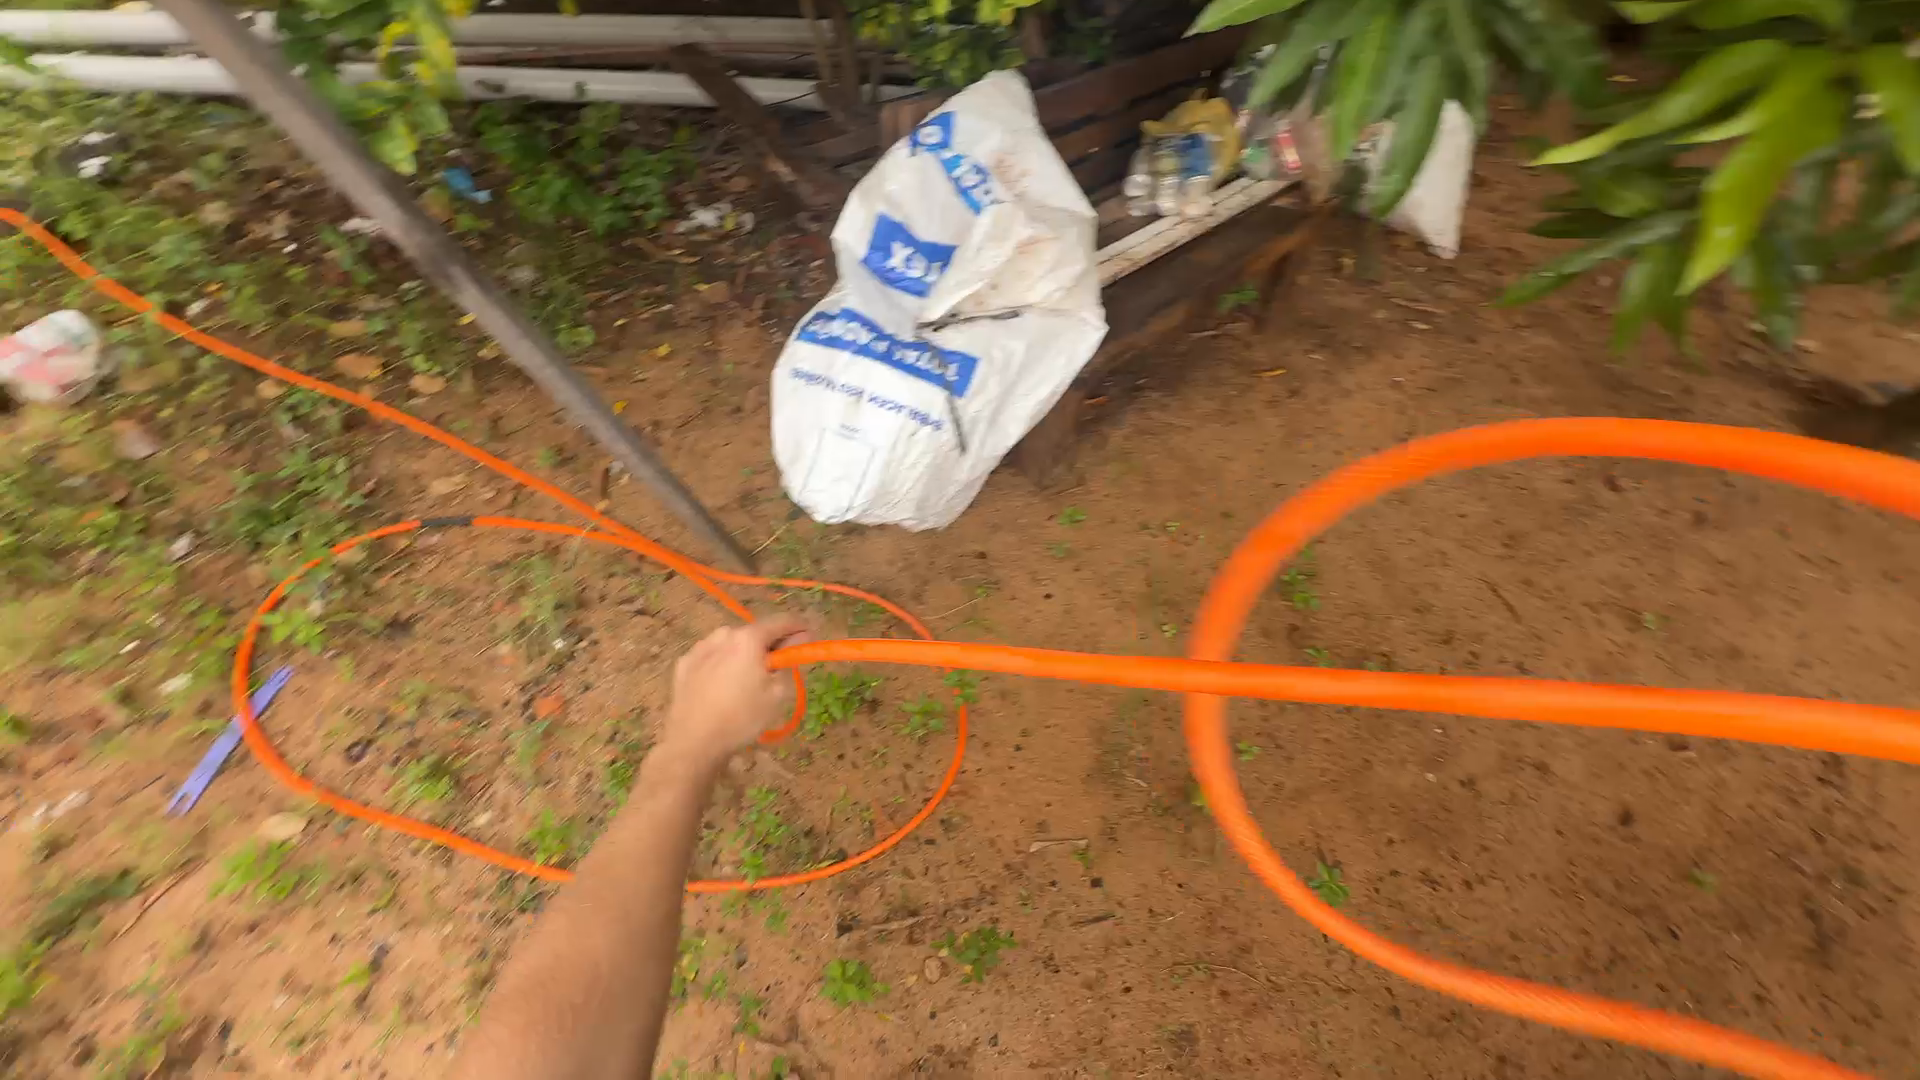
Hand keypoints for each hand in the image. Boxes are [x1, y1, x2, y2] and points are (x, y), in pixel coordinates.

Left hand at [658, 614, 810, 773]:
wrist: (693, 743)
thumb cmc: (742, 718)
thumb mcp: (777, 693)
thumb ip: (789, 661)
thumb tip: (799, 640)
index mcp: (748, 638)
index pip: (781, 621)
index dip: (799, 627)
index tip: (809, 638)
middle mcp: (723, 635)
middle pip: (755, 632)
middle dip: (770, 644)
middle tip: (779, 666)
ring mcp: (699, 648)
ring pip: (731, 643)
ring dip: (744, 653)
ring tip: (748, 679)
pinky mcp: (684, 664)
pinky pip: (712, 656)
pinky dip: (723, 663)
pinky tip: (723, 685)